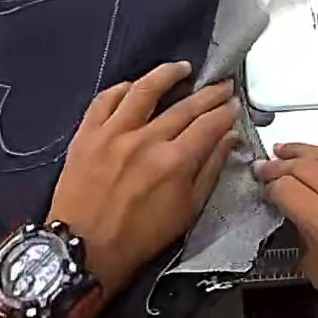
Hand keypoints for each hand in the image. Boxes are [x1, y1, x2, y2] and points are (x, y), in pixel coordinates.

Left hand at [48, 61, 238, 295]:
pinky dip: (122, 88)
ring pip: (144, 89)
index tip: (233, 105)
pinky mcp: (87, 133)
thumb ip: (210, 170)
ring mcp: (113, 133)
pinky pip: (105, 99)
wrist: (84, 249)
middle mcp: (145, 141)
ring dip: (166, 74)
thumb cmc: (138, 237)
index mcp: (174, 162)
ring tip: (181, 68)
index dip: (225, 112)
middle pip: (185, 105)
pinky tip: (134, 85)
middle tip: (221, 85)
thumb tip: (228, 139)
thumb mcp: (186, 211)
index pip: (208, 124)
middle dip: (208, 93)